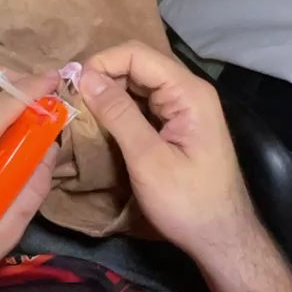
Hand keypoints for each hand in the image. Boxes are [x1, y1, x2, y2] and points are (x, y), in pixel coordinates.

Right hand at [76, 42, 259, 264]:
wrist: (220, 238)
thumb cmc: (187, 202)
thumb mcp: (147, 159)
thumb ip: (118, 114)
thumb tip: (86, 77)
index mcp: (188, 93)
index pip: (137, 54)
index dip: (101, 63)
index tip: (72, 86)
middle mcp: (188, 91)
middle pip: (138, 64)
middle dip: (102, 75)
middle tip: (71, 98)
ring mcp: (184, 107)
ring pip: (138, 82)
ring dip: (108, 91)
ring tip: (80, 109)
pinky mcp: (176, 124)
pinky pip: (143, 102)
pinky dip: (119, 107)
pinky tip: (100, 121)